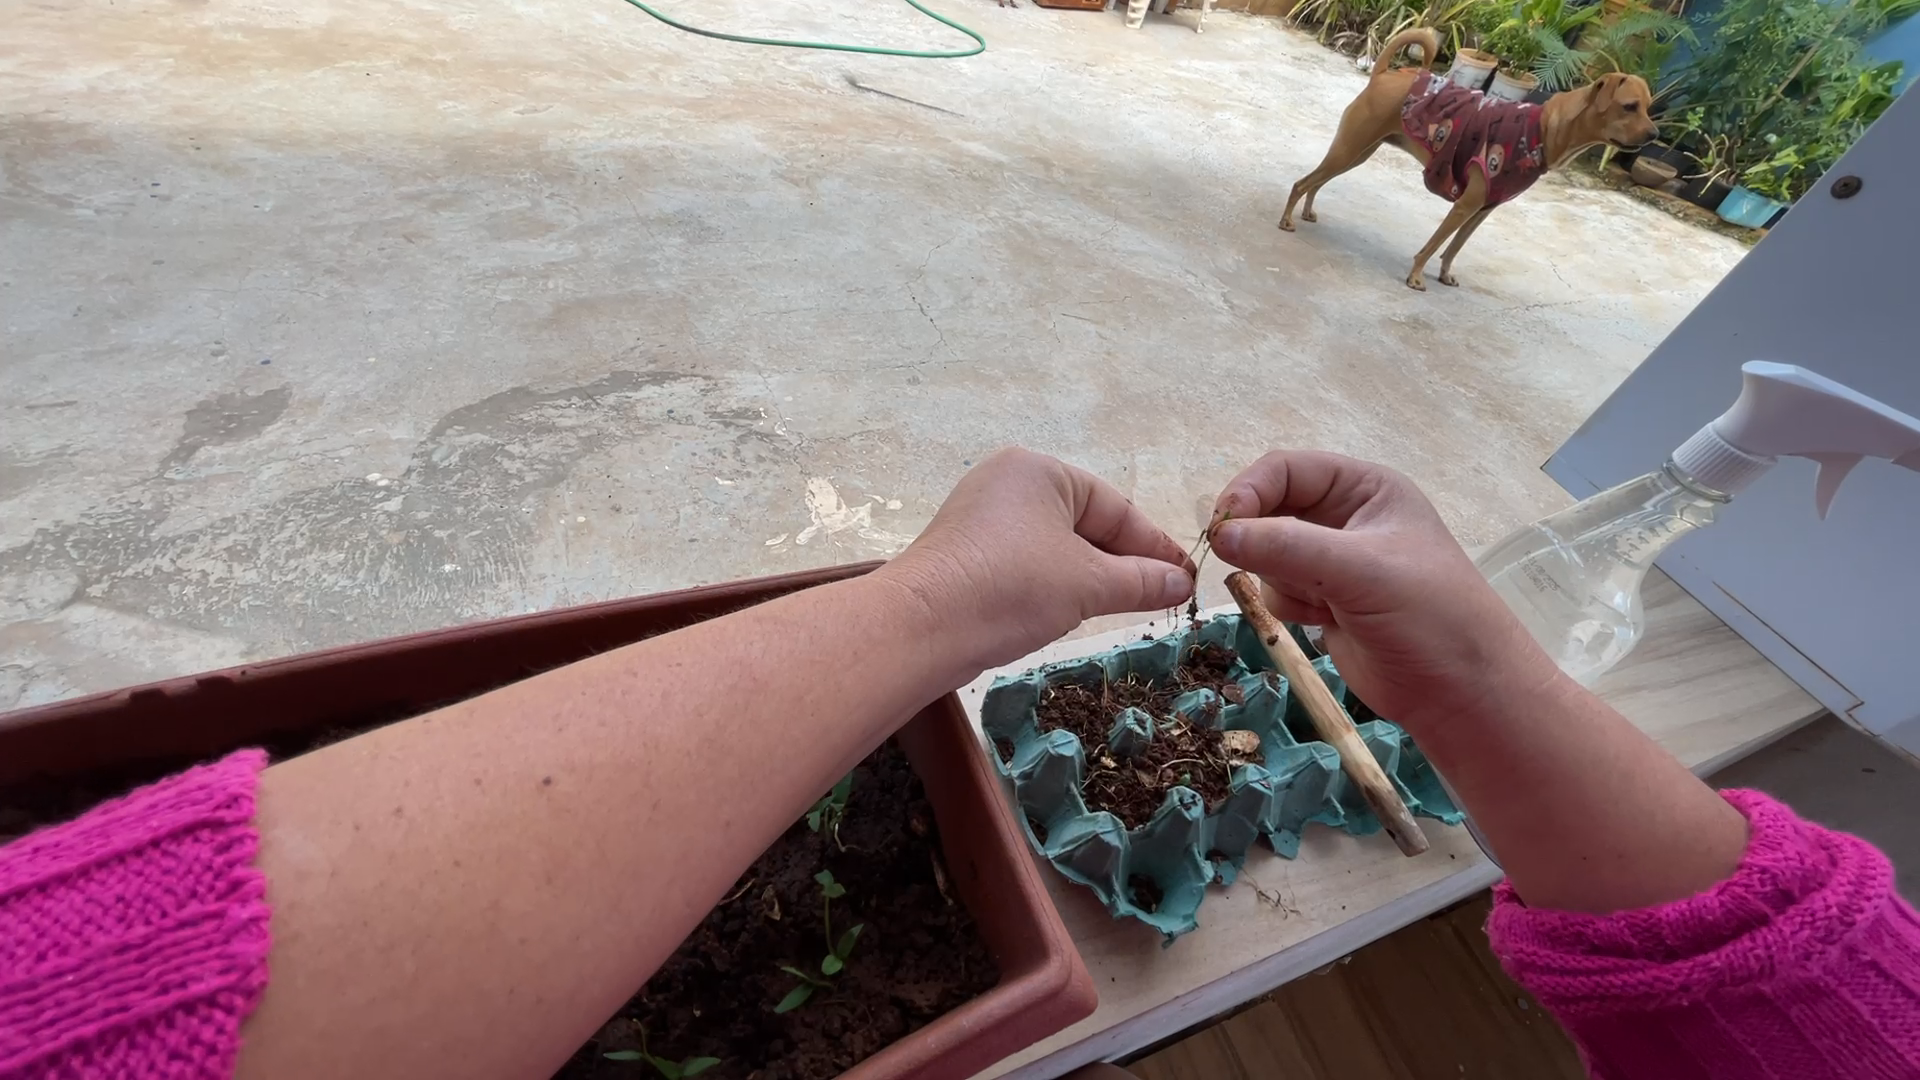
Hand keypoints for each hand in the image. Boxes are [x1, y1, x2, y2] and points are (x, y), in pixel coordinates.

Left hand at [879, 448, 1194, 671]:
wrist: (922, 628)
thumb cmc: (1011, 589)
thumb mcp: (1087, 584)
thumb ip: (1141, 581)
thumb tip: (1182, 583)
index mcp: (1038, 471)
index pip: (1114, 506)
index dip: (1155, 546)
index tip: (1187, 578)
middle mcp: (1007, 484)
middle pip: (1084, 524)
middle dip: (1123, 563)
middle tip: (1162, 598)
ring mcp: (982, 518)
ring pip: (1056, 546)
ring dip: (1091, 576)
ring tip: (1125, 606)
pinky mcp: (967, 553)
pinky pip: (1027, 561)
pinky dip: (1055, 583)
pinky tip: (1073, 609)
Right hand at [1208, 451, 1561, 732]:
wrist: (1460, 695)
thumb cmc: (1428, 617)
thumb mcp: (1359, 572)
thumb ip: (1286, 547)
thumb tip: (1218, 536)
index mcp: (1363, 489)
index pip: (1285, 470)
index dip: (1248, 491)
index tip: (1222, 527)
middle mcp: (1342, 517)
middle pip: (1267, 510)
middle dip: (1259, 540)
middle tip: (1244, 563)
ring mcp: (1329, 559)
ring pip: (1263, 553)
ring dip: (1279, 579)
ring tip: (1320, 603)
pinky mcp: (1319, 597)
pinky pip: (1273, 588)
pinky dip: (1287, 605)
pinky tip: (1322, 621)